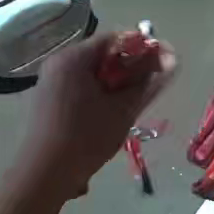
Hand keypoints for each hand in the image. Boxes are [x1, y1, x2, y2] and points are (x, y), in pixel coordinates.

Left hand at [18, 29, 177, 197]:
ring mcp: (48, 82)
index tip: (161, 65)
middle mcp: (57, 63)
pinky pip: (77, 88)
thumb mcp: (122, 111)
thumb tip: (170, 61)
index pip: (114, 39)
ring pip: (89, 74)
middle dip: (127, 70)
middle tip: (147, 88)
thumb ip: (148, 83)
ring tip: (128, 106)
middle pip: (100, 56)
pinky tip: (105, 116)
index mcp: (73, 58)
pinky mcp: (45, 101)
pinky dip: (95, 95)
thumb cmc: (85, 138)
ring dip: (112, 85)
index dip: (141, 48)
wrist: (43, 174)